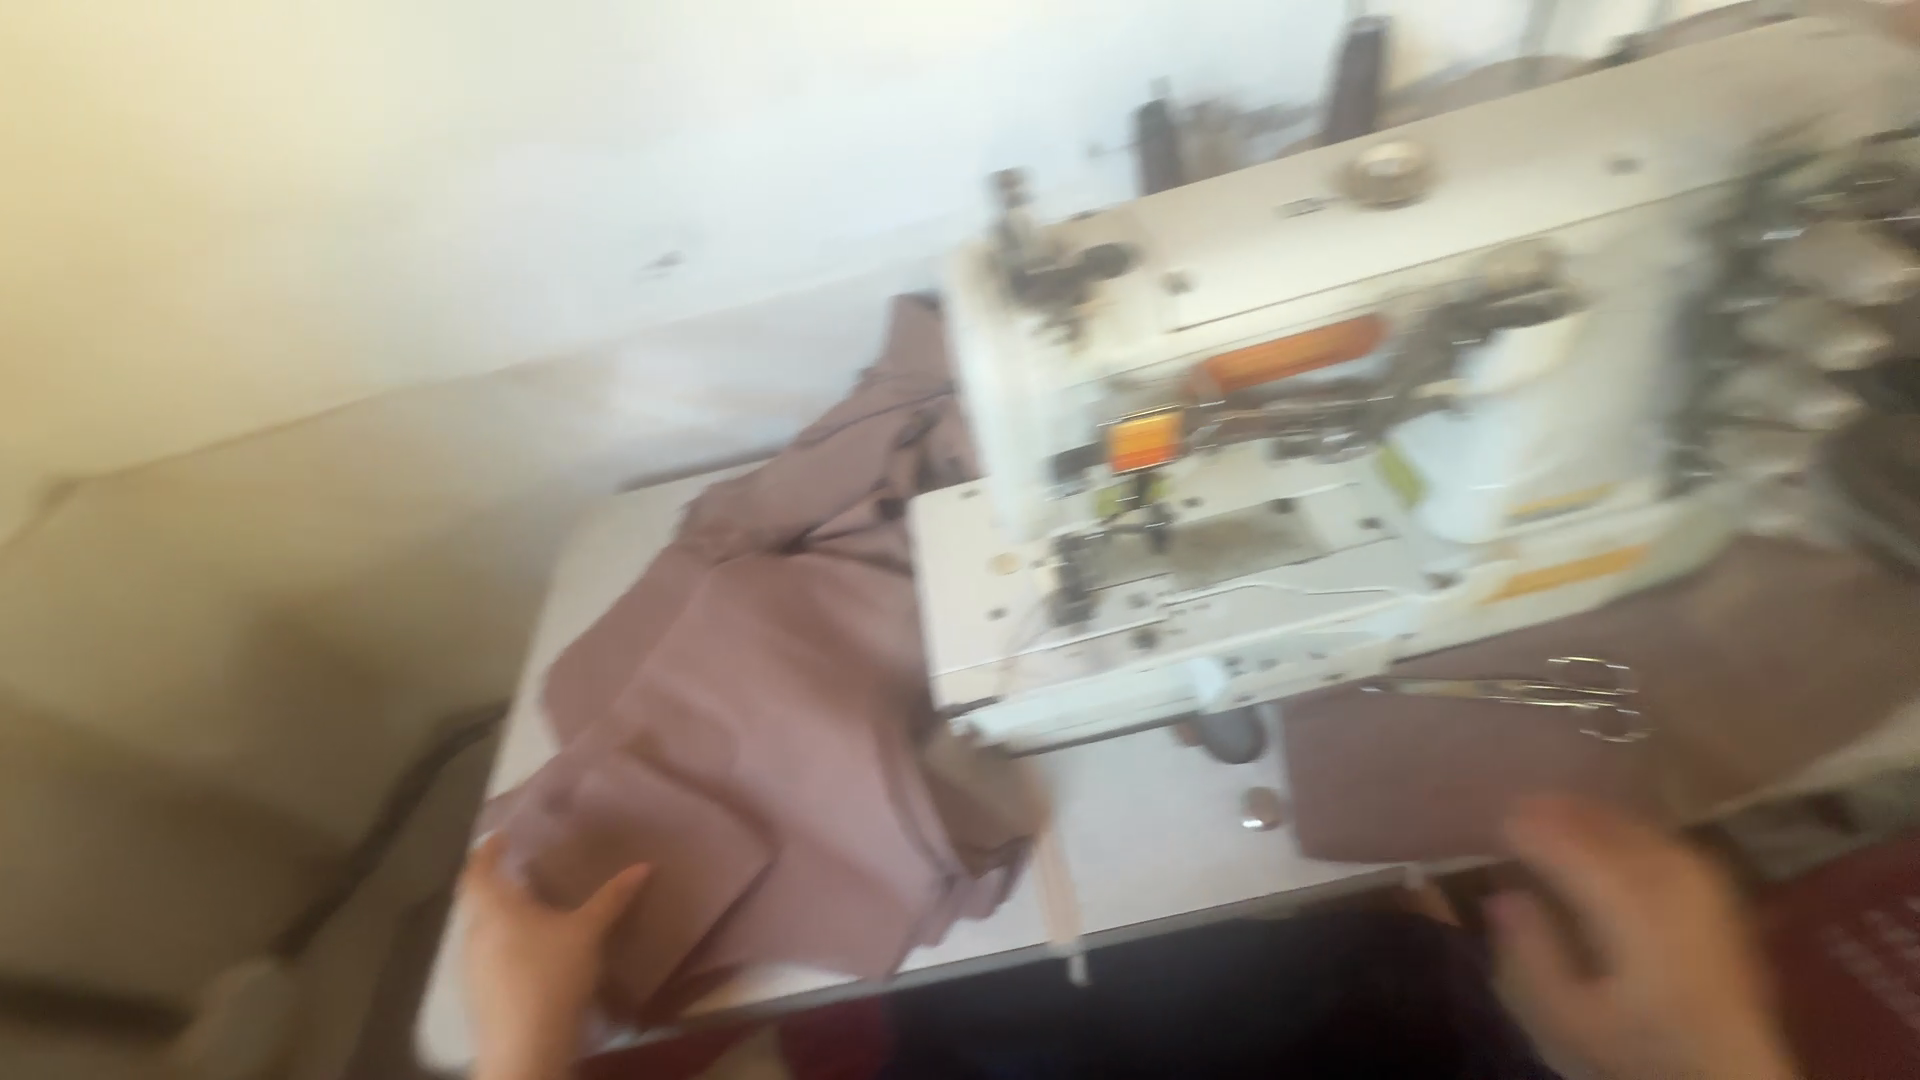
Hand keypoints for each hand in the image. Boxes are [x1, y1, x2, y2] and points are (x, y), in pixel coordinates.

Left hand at [460, 832, 648, 1079]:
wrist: (525, 1049)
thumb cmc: (552, 976)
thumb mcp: (589, 931)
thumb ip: (613, 897)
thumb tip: (644, 866)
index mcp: (495, 911)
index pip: (477, 873)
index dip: (486, 853)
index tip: (500, 837)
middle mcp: (475, 935)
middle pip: (477, 902)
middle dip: (498, 884)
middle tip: (524, 870)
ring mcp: (471, 969)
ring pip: (482, 931)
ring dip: (502, 916)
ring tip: (532, 908)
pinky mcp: (479, 996)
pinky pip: (487, 955)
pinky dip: (504, 942)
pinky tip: (530, 950)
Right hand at [1489, 796, 1797, 1079]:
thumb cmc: (1636, 1053)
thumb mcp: (1567, 1019)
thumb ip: (1532, 956)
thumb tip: (1503, 895)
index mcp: (1645, 937)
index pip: (1588, 866)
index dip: (1541, 837)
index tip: (1498, 821)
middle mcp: (1686, 913)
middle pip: (1627, 845)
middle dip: (1572, 817)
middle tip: (1520, 801)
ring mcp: (1715, 914)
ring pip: (1656, 844)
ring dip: (1605, 819)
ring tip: (1559, 806)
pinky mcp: (1728, 919)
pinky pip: (1681, 856)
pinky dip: (1640, 834)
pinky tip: (1614, 832)